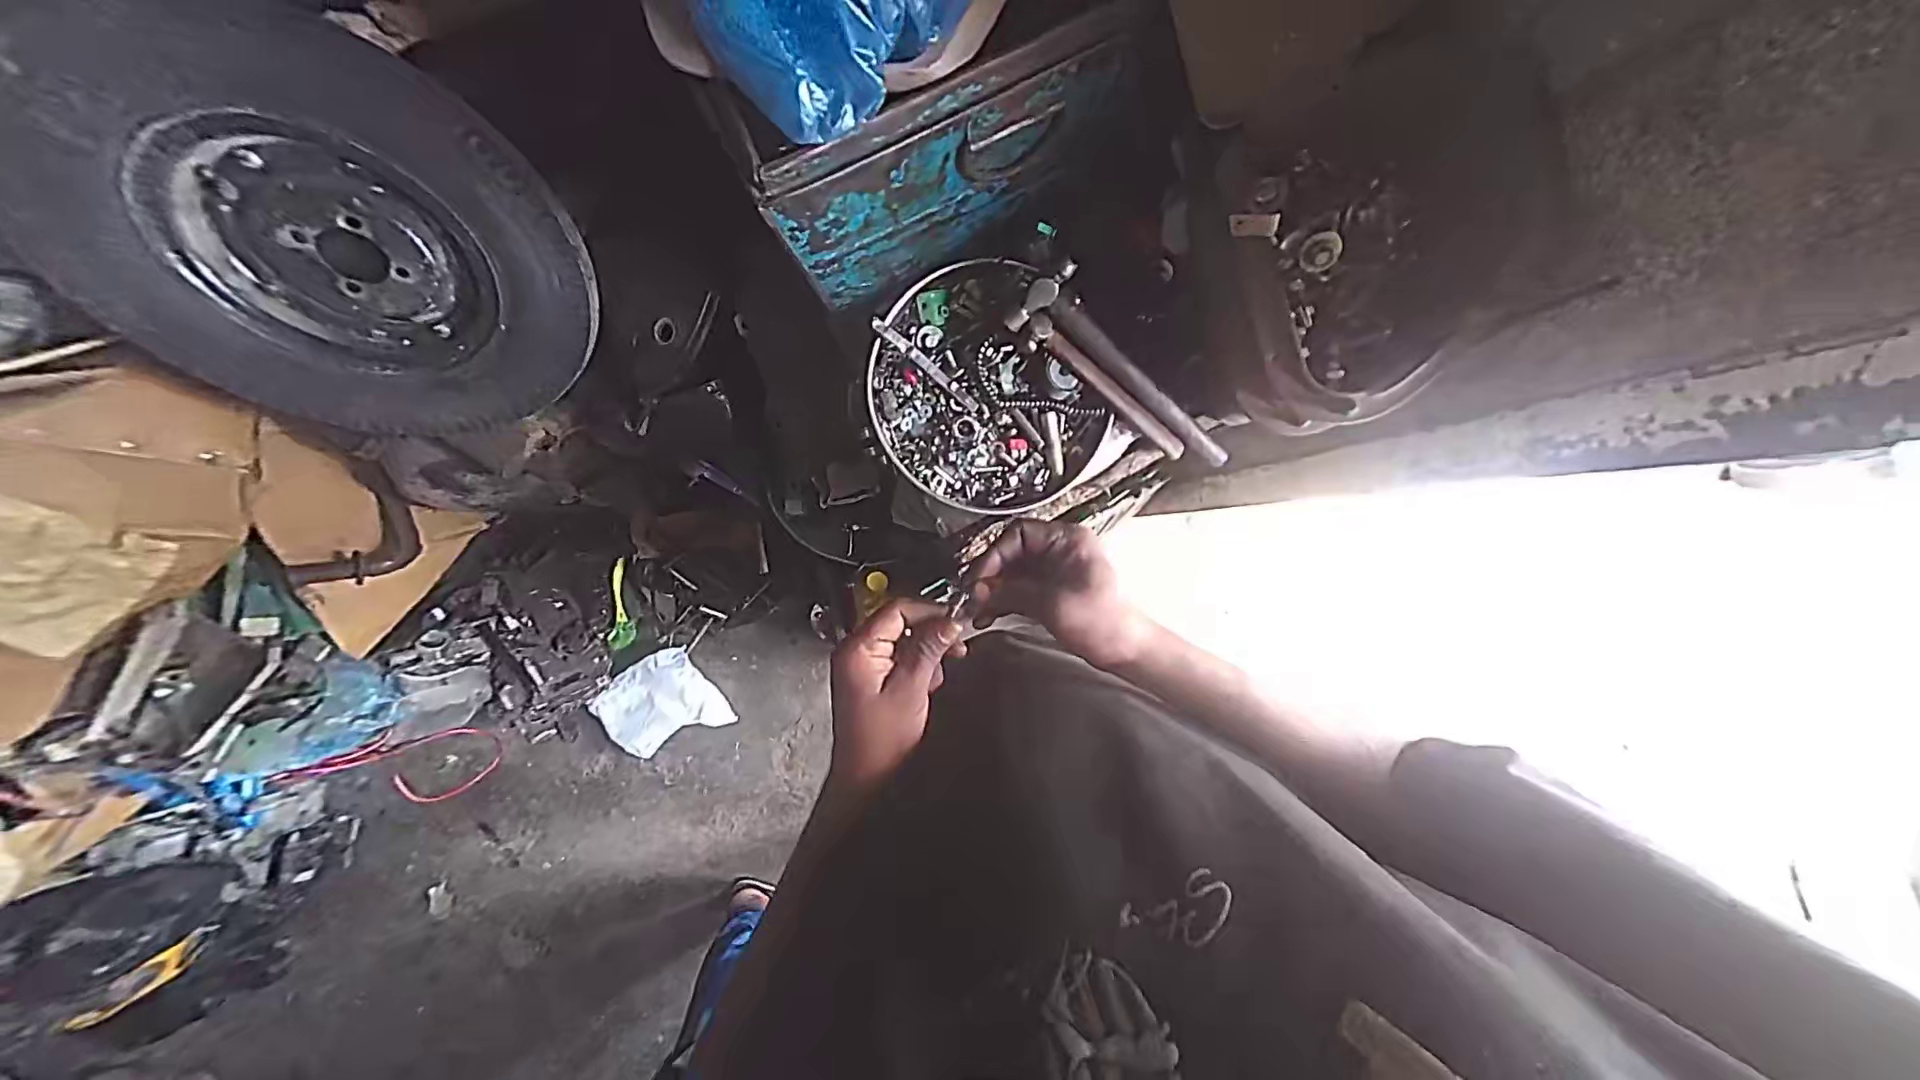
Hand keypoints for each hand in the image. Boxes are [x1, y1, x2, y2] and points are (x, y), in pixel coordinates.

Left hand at [827, 599, 965, 794]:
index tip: (954, 623)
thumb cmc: (879, 744)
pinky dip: (919, 665)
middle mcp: (857, 652)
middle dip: (930, 634)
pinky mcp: (874, 678)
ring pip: (904, 640)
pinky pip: (901, 658)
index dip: (929, 613)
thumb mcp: (911, 690)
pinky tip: (928, 684)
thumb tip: (948, 622)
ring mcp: (864, 665)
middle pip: (900, 623)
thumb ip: (929, 651)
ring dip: (927, 652)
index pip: (896, 610)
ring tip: (937, 675)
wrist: (867, 779)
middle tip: (954, 645)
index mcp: (858, 650)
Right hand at [964, 519, 1155, 669]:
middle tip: (973, 596)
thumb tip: (980, 589)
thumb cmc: (1101, 621)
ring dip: (992, 591)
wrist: (1125, 650)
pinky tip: (987, 615)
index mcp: (1067, 539)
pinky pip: (1018, 590)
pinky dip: (1002, 602)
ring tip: (976, 610)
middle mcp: (1059, 551)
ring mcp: (1055, 572)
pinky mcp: (1051, 592)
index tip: (980, 578)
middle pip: (1011, 553)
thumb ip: (1012, 591)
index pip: (1018, 533)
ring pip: (1012, 574)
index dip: (995, 554)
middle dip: (990, 576)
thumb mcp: (1052, 603)